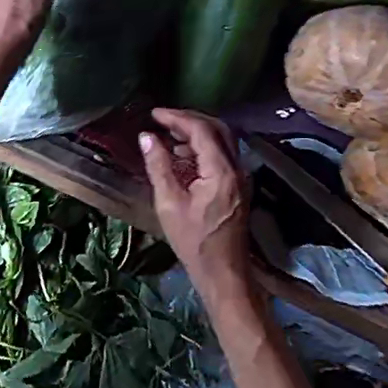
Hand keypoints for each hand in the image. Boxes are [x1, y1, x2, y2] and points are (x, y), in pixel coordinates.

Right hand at [141, 109, 253, 306]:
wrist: (223, 273)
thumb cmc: (193, 241)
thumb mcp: (169, 204)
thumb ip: (159, 166)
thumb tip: (147, 137)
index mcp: (221, 172)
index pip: (201, 130)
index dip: (177, 117)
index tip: (154, 115)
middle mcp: (237, 169)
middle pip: (217, 128)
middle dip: (189, 119)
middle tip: (162, 120)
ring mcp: (241, 178)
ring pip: (222, 140)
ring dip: (196, 133)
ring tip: (168, 137)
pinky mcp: (238, 187)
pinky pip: (222, 155)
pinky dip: (203, 148)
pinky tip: (183, 158)